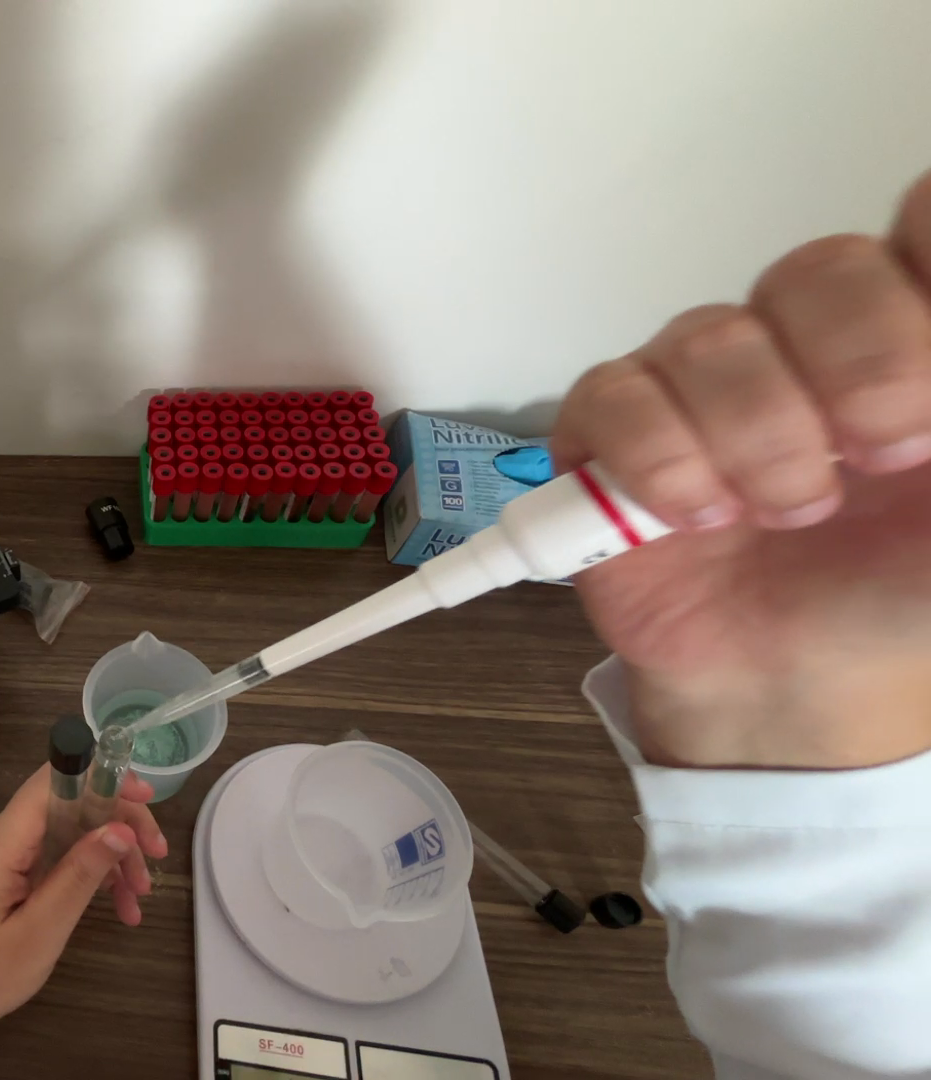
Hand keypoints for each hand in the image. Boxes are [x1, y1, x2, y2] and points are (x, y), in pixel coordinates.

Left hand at [0, 765, 167, 1074]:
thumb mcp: (41, 930)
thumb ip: (79, 876)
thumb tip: (120, 829)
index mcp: (6, 837)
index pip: (55, 778)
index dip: (101, 775)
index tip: (143, 796)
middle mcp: (7, 834)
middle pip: (71, 802)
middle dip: (119, 821)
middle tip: (158, 854)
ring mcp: (10, 853)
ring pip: (71, 832)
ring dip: (111, 855)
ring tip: (142, 894)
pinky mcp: (13, 873)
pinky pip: (59, 857)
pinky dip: (91, 876)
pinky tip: (120, 907)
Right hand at [552, 170, 930, 769]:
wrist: (782, 667)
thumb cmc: (904, 591)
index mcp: (912, 333)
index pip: (925, 220)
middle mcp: (799, 340)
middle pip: (815, 267)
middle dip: (861, 367)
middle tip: (888, 460)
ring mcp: (689, 382)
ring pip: (705, 339)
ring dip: (755, 438)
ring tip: (782, 513)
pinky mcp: (601, 430)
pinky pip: (611, 398)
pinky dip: (657, 459)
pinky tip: (692, 517)